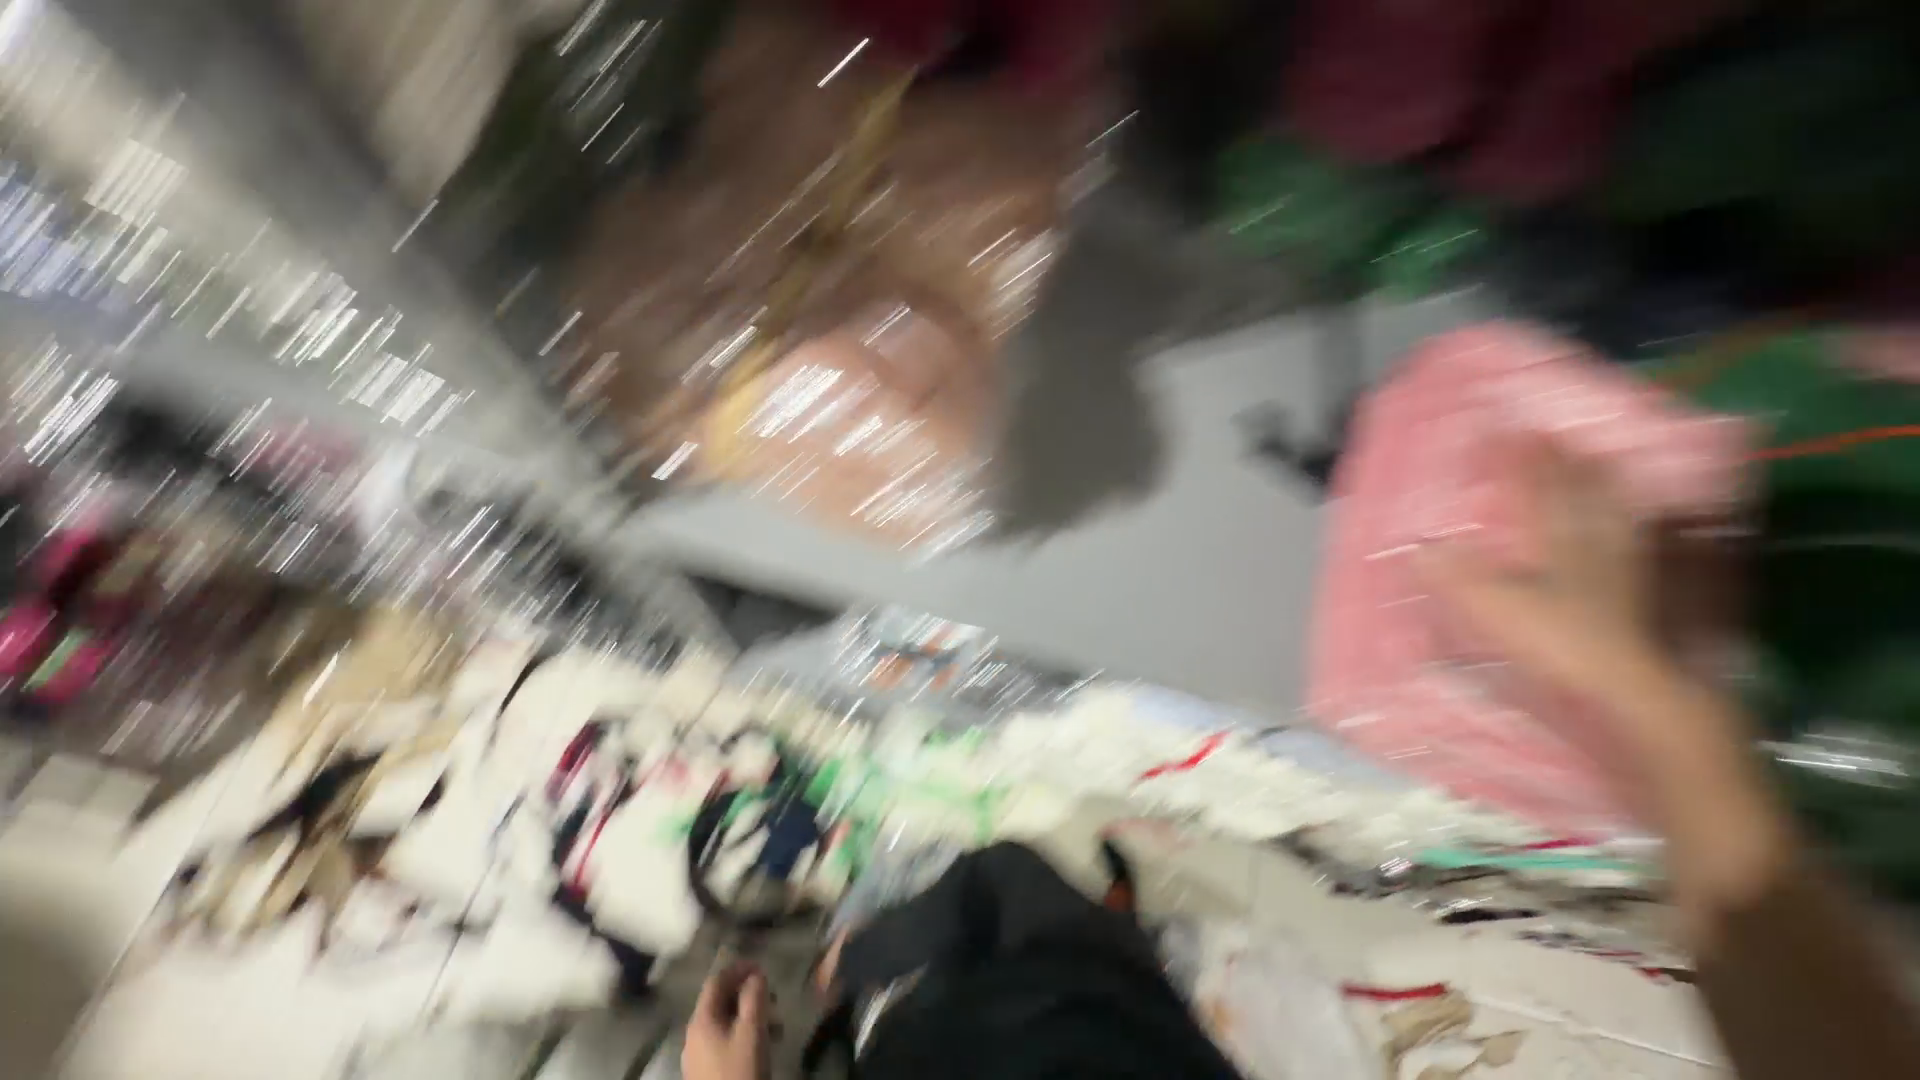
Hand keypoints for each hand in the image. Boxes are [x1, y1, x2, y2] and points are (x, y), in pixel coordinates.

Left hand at [683, 963, 769, 1079]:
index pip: (717, 979)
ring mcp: (697, 1055)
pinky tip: (761, 1046)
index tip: (764, 969)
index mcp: (701, 1019)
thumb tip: (755, 974)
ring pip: (724, 1022)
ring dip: (749, 1016)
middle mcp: (694, 1033)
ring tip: (774, 1025)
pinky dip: (742, 1034)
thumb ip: (754, 996)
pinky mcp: (704, 1072)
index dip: (740, 968)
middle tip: (773, 999)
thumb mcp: (752, 1030)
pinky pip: (723, 1041)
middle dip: (748, 994)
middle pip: (719, 1001)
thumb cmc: (740, 1071)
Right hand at [1415, 438, 1750, 783]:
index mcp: (1559, 545)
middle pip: (1584, 498)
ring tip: (1605, 469)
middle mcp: (1597, 549)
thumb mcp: (1494, 611)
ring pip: (1618, 520)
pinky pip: (1644, 554)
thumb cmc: (1559, 646)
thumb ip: (1457, 577)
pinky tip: (1645, 531)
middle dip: (1570, 466)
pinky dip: (1643, 534)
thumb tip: (1419, 547)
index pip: (1539, 492)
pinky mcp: (1649, 601)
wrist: (1633, 696)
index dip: (1524, 463)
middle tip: (1563, 440)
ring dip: (1608, 492)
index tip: (1512, 432)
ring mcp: (1630, 574)